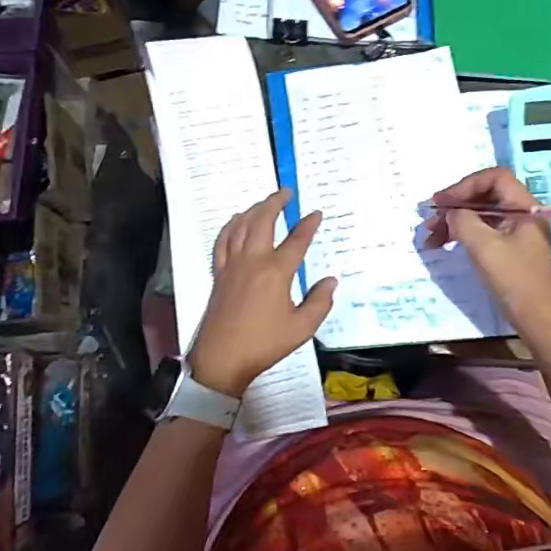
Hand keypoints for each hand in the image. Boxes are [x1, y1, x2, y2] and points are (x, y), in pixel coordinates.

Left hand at [188, 189, 336, 396]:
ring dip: (254, 209)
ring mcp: (232, 265)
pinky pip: (223, 241)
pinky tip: (236, 222)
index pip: (297, 240)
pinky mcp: (219, 274)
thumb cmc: (265, 344)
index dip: (308, 224)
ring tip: (265, 202)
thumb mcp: (302, 328)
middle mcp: (253, 261)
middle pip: (263, 221)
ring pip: (241, 226)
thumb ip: (319, 302)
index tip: (316, 213)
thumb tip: (330, 281)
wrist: (222, 358)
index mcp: (276, 272)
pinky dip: (231, 226)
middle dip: (275, 202)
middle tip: (286, 192)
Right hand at [425, 166, 550, 331]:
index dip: (465, 185)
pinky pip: (484, 231)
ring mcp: (517, 232)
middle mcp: (523, 214)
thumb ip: (463, 220)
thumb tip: (451, 213)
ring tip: (431, 235)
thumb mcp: (483, 246)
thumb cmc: (513, 278)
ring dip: (455, 221)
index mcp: (525, 207)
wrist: (534, 315)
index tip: (442, 202)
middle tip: (431, 219)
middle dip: (456, 204)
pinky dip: (463, 234)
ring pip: (482, 214)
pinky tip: (443, 244)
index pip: (494, 178)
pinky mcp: (509, 248)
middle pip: (486, 195)